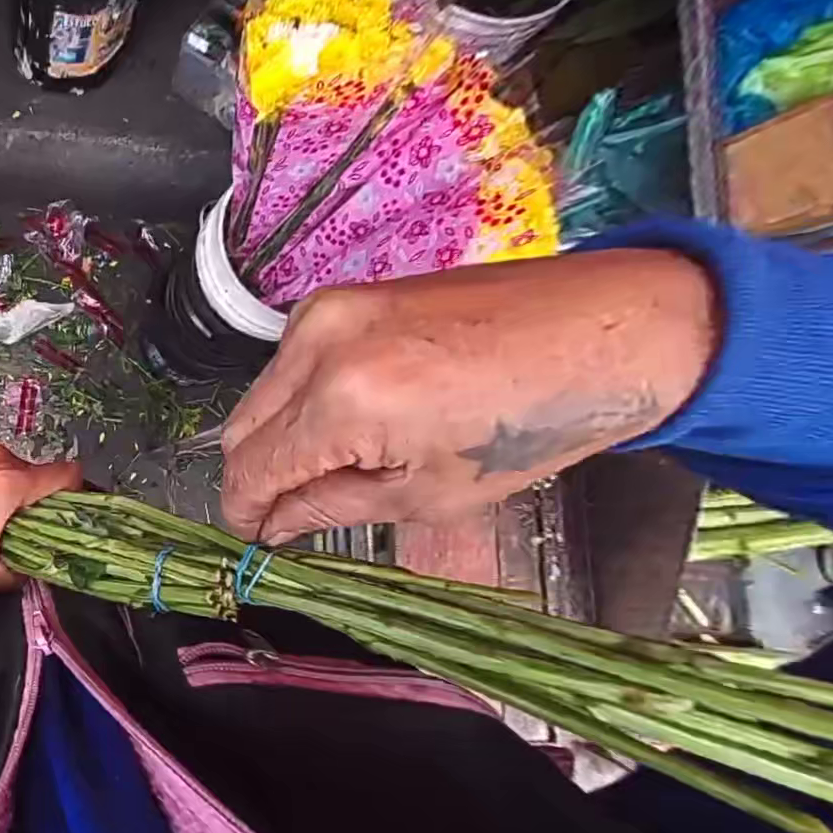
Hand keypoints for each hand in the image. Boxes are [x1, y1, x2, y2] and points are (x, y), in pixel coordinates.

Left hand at [0, 441, 80, 593]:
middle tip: (23, 531)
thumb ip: (20, 575)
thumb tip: (39, 571)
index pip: (71, 474)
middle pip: (42, 476)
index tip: (69, 517)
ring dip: (15, 493)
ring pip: (18, 469)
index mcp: (12, 483)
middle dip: (40, 502)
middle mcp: (1, 457)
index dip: (80, 494)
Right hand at [220, 248, 717, 542]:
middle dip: (255, 478)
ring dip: (276, 439)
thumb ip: (330, 507)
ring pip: (258, 396)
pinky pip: (287, 365)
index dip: (244, 512)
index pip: (251, 470)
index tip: (253, 535)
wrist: (594, 330)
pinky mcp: (338, 297)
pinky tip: (346, 418)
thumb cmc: (526, 427)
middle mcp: (315, 345)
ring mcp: (323, 311)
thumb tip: (275, 525)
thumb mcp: (427, 494)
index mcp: (340, 402)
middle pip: (238, 429)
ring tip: (333, 463)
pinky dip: (297, 402)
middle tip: (290, 509)